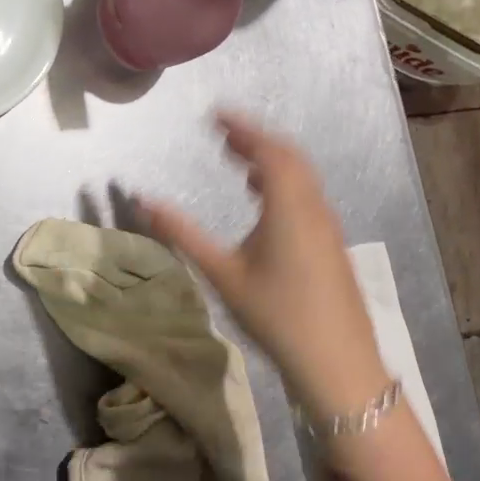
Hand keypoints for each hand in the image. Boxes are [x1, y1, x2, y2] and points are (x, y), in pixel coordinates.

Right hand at [139, 112, 388, 420]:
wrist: (338, 365)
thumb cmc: (276, 314)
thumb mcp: (221, 273)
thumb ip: (181, 233)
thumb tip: (141, 199)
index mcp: (288, 207)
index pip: (269, 151)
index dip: (243, 128)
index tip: (215, 115)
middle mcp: (313, 208)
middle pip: (289, 158)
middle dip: (256, 140)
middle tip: (224, 133)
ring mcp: (328, 228)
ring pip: (302, 178)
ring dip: (271, 161)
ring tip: (240, 160)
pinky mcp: (332, 247)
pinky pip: (307, 196)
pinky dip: (283, 182)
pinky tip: (265, 201)